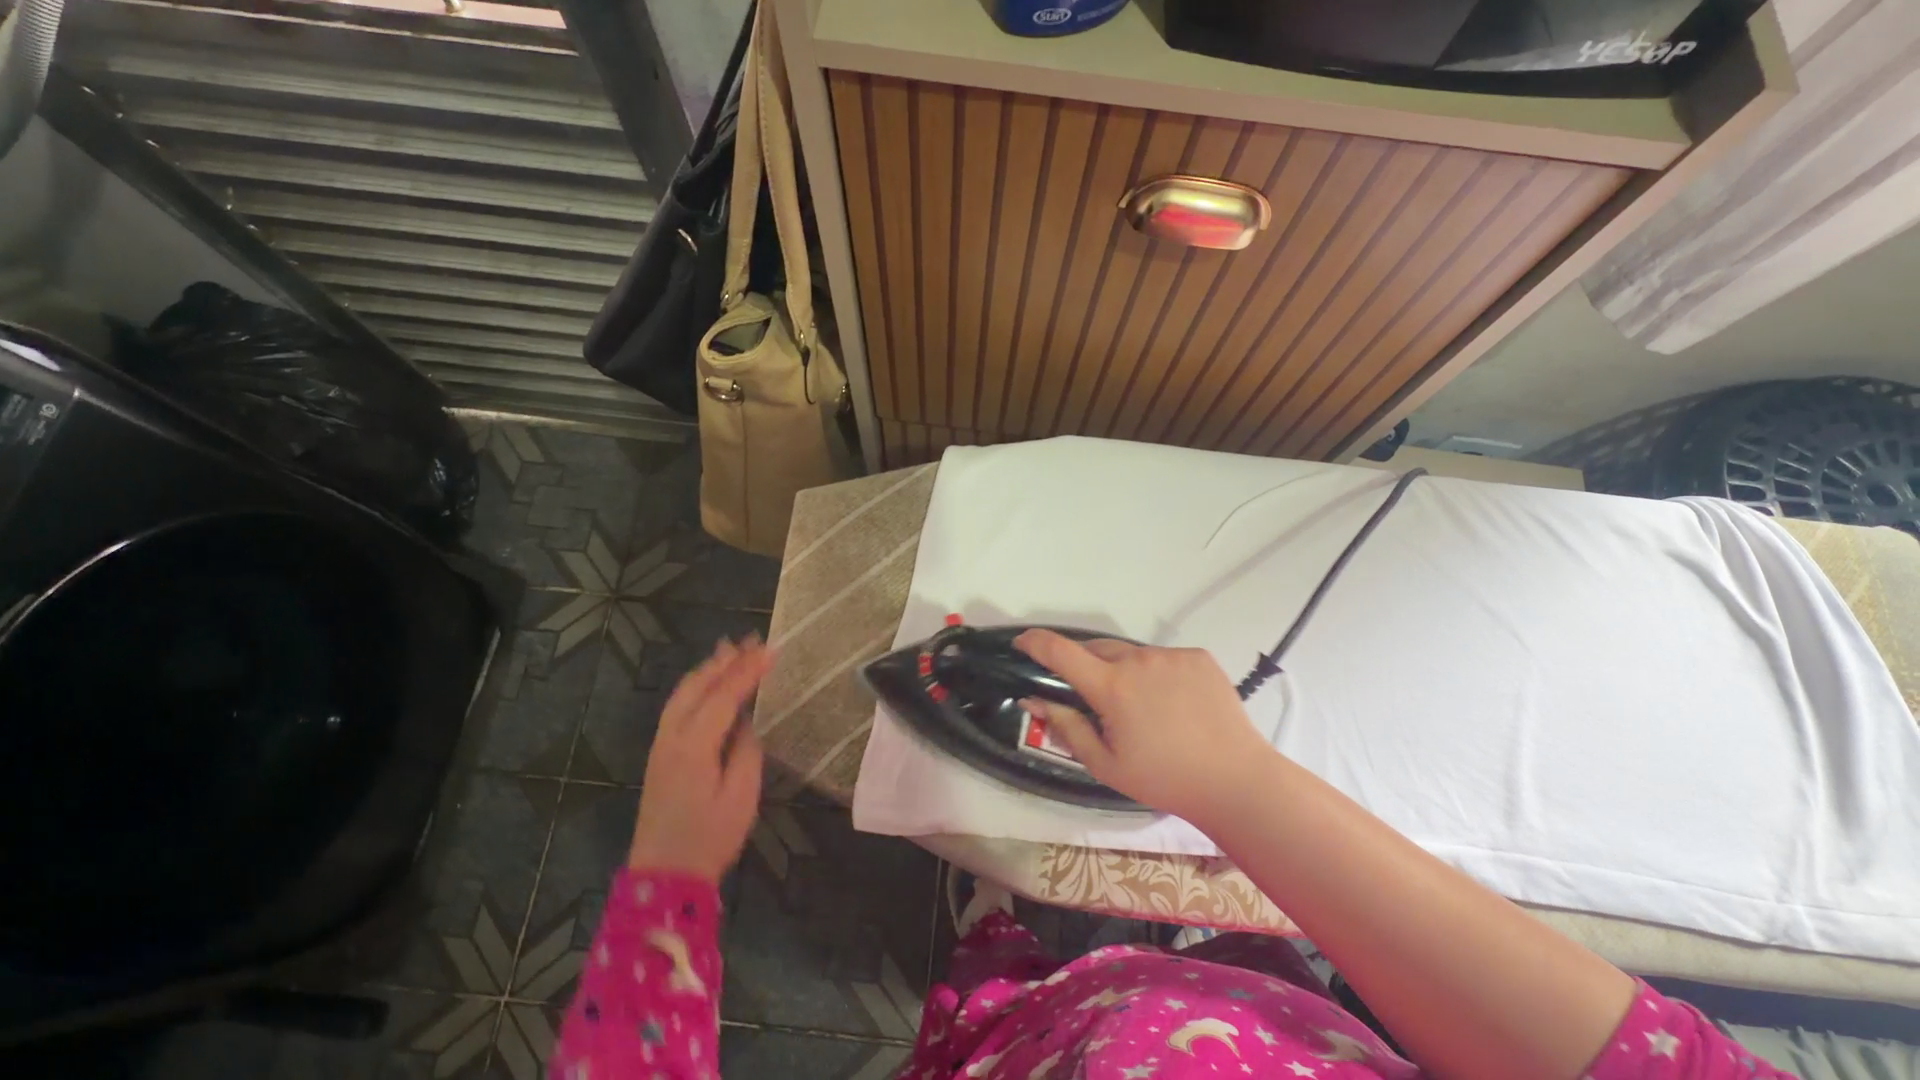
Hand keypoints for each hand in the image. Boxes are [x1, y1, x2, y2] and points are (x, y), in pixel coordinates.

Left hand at [627, 636, 773, 881]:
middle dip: (724, 660)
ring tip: (729, 651)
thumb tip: (747, 721)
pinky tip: (708, 684)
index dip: (748, 671)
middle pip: (697, 686)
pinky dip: (696, 687)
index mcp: (693, 744)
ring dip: (707, 670)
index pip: (724, 696)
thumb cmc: (709, 837)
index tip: (771, 650)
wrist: (664, 874)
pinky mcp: (660, 755)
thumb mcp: (741, 796)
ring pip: (682, 694)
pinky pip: (677, 707)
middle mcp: (671, 736)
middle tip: (751, 640)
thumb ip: (746, 751)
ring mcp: (661, 745)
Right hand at [1014, 630, 1277, 822]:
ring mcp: (1171, 656)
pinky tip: (1171, 704)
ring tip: (1138, 708)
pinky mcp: (1198, 657)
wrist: (1234, 779)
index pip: (1060, 651)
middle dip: (1083, 664)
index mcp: (1111, 686)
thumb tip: (1033, 701)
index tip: (1022, 642)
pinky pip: (1163, 658)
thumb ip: (1066, 727)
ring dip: (1122, 671)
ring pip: (1131, 654)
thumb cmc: (1163, 779)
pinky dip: (1156, 674)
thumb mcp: (1104, 763)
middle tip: (1088, 695)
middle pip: (1096, 649)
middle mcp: (1139, 660)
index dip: (1035, 642)